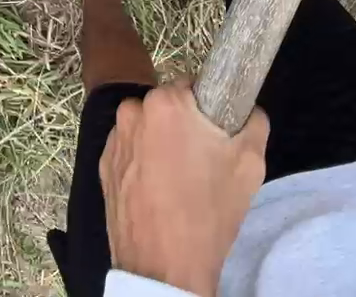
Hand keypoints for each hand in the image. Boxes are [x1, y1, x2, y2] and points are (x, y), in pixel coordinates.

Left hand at [100, 82, 268, 296]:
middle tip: (202, 160)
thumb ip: (253, 121)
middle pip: (167, 106)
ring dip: (161, 141)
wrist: (164, 268)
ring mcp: (113, 138)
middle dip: (184, 125)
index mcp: (166, 101)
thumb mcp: (250, 163)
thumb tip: (248, 108)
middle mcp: (132, 109)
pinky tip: (157, 190)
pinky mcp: (102, 164)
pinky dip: (142, 161)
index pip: (192, 86)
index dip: (207, 108)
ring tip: (178, 179)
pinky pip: (130, 150)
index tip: (215, 133)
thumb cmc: (208, 211)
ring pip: (147, 127)